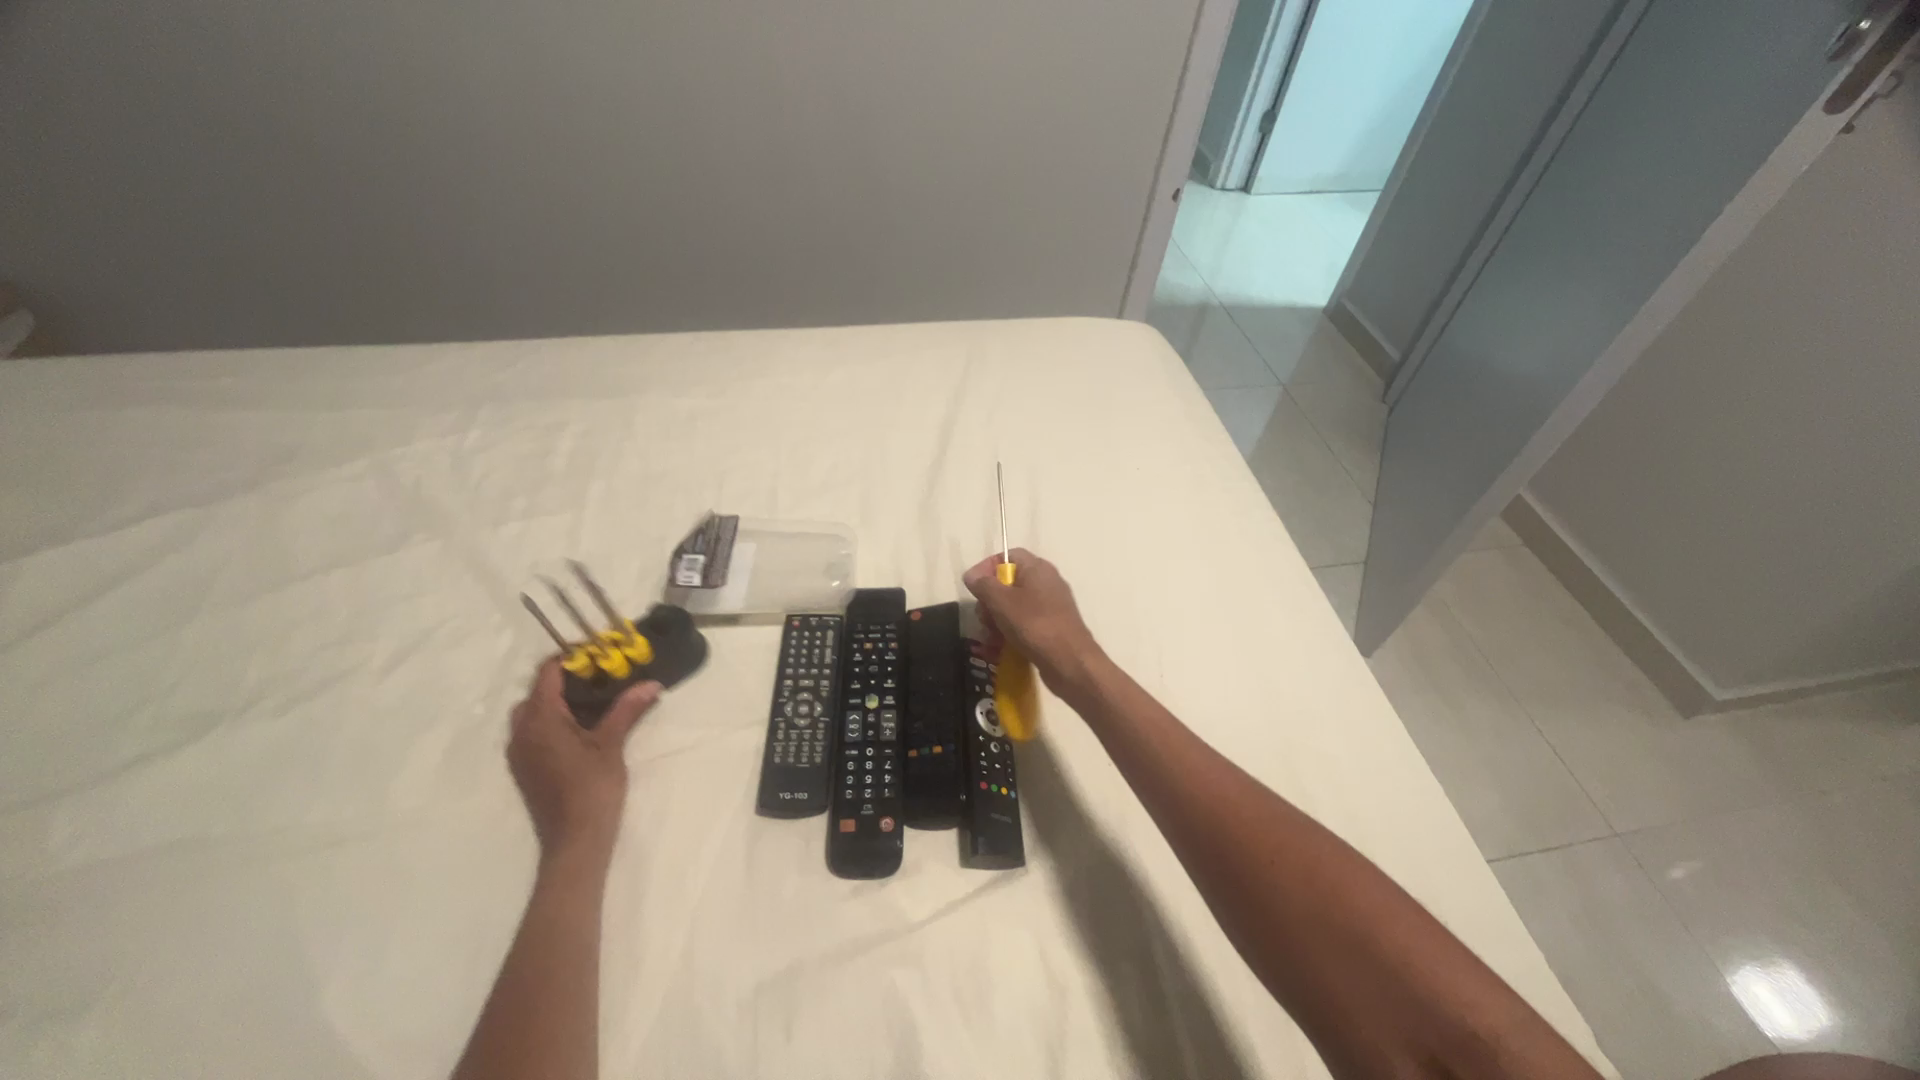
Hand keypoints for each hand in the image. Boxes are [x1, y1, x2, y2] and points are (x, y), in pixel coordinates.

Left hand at [507, 658, 660, 862]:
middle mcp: (520, 733)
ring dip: (553, 704)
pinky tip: (578, 734)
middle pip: (535, 693)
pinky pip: (531, 734)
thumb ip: (627, 710)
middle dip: (561, 682)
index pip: (546, 674)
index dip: (569, 659)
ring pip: (530, 715)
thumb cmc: (592, 789)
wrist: (574, 842)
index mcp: (540, 720)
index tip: (596, 654)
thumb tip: (651, 683)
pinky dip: (549, 725)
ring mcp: (518, 754)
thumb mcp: (612, 745)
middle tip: (597, 680)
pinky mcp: (523, 770)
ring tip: (590, 705)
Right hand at [962, 548, 1104, 689]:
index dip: (987, 567)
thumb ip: (984, 585)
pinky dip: (1011, 632)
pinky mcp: (1052, 627)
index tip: (973, 586)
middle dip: (990, 600)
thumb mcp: (1002, 602)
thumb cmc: (1034, 625)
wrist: (1070, 662)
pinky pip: (1025, 623)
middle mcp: (1046, 582)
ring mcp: (1051, 606)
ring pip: (1014, 605)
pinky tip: (1001, 648)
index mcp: (1037, 568)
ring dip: (997, 620)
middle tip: (984, 618)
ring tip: (991, 637)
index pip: (1008, 556)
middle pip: (1009, 582)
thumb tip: (972, 575)